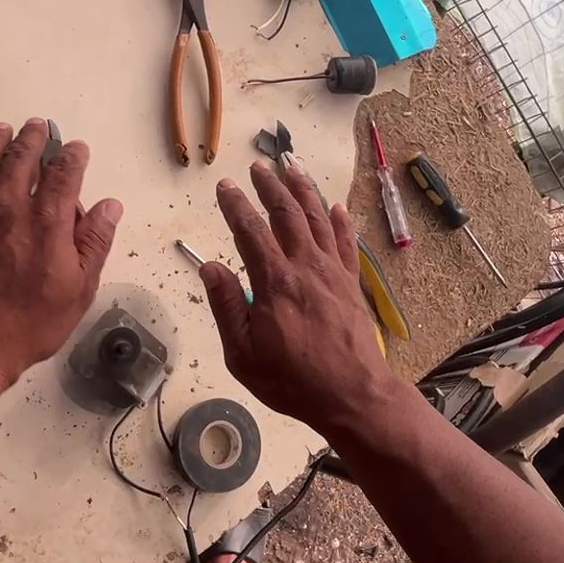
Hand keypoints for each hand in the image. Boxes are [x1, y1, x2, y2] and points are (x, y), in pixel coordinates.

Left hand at [0, 120, 121, 393]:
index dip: (73, 156)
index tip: (77, 148)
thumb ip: (94, 243)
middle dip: (32, 139)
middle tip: (36, 126)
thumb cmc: (25, 325)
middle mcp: (6, 205)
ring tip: (0, 129)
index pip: (64, 173)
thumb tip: (109, 205)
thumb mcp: (77, 291)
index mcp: (46, 220)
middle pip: (20, 158)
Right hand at [200, 158, 401, 438]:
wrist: (353, 395)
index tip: (225, 186)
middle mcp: (305, 266)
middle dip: (270, 186)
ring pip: (317, 218)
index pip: (249, 231)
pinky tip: (336, 206)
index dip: (235, 205)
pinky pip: (346, 242)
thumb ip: (227, 306)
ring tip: (293, 168)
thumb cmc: (293, 379)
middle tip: (258, 167)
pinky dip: (340, 221)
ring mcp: (332, 271)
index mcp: (274, 281)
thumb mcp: (243, 353)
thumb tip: (210, 267)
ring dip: (303, 190)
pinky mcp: (351, 282)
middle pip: (286, 213)